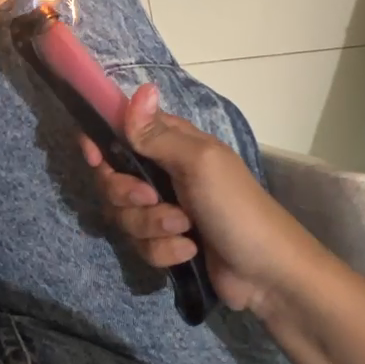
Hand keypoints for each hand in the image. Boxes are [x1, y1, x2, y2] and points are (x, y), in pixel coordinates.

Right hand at [82, 84, 326, 315]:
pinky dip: (162, 250)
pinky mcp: (164, 241)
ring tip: (185, 231)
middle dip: (126, 194)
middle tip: (151, 198)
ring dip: (151, 226)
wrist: (269, 275)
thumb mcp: (198, 163)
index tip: (95, 158)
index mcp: (169, 142)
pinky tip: (188, 251)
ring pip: (123, 214)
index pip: (117, 129)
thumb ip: (157, 134)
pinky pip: (139, 244)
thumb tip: (140, 88)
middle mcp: (160, 171)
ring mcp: (162, 208)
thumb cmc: (237, 208)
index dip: (98, 142)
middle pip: (110, 177)